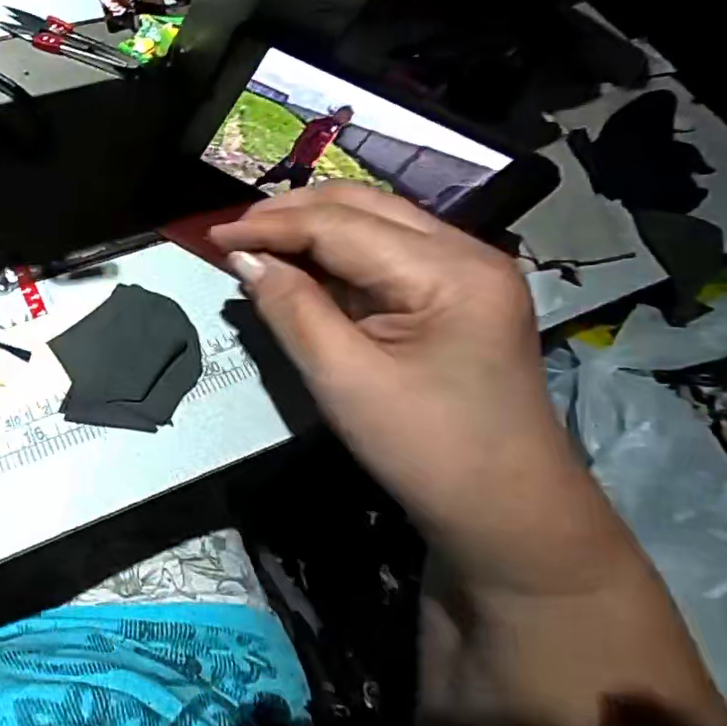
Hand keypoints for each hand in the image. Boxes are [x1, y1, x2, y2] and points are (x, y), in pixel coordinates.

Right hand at [213, 185, 726, 725]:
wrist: (511, 518)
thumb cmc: (429, 455)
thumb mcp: (346, 382)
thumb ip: (292, 309)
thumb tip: (244, 257)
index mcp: (451, 270)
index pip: (342, 224)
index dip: (272, 224)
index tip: (215, 235)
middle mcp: (468, 251)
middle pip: (363, 207)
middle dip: (293, 215)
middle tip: (235, 234)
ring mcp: (469, 269)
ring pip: (376, 223)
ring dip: (314, 229)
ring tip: (260, 245)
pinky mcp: (461, 291)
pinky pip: (390, 253)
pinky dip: (340, 255)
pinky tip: (305, 266)